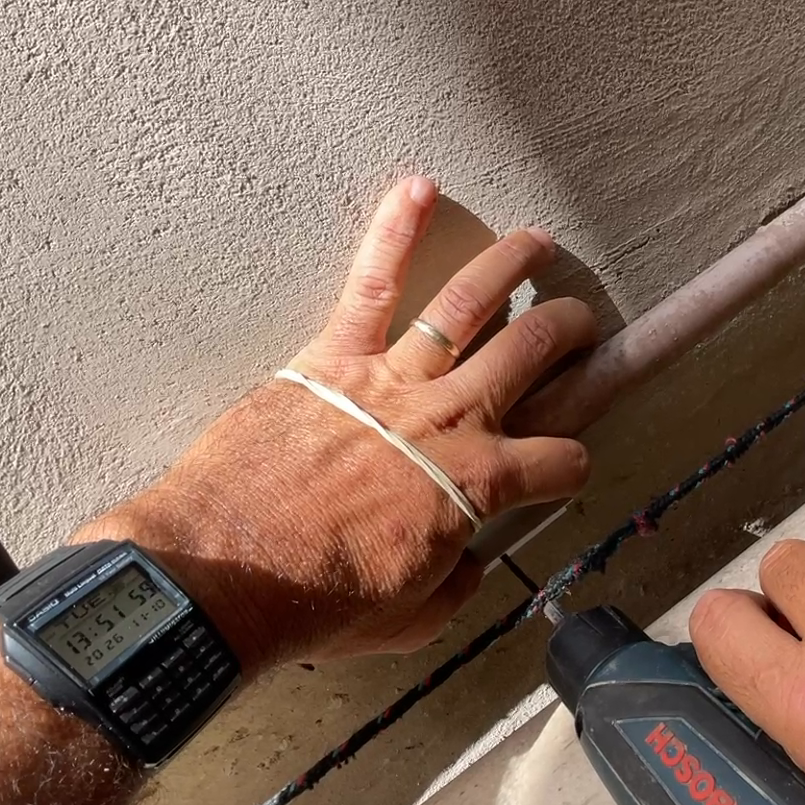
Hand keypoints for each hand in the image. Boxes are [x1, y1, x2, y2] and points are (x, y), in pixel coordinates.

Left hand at [79, 176, 594, 672]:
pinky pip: (373, 283)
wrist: (222, 576)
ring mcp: (395, 378)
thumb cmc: (319, 603)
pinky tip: (420, 185)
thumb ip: (457, 585)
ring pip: (469, 303)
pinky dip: (396, 230)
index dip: (572, 466)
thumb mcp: (411, 620)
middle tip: (583, 321)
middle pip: (532, 352)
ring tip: (537, 240)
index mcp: (478, 486)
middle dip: (570, 330)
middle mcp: (453, 419)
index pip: (561, 460)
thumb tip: (467, 558)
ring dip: (513, 264)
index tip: (561, 469)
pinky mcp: (334, 356)